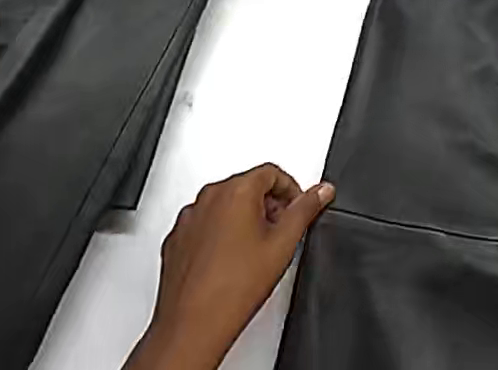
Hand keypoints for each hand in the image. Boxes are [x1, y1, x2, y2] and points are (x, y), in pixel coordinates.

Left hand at [125, 164, 333, 369]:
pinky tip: (229, 260)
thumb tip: (321, 191)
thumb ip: (305, 210)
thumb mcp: (283, 243)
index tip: (295, 207)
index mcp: (237, 190)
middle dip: (268, 204)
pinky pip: (203, 223)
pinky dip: (218, 233)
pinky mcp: (176, 238)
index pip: (272, 172)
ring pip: (224, 204)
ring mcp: (190, 217)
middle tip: (279, 231)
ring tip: (254, 251)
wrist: (193, 325)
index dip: (290, 190)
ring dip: (242, 218)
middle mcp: (209, 197)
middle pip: (248, 186)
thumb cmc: (232, 289)